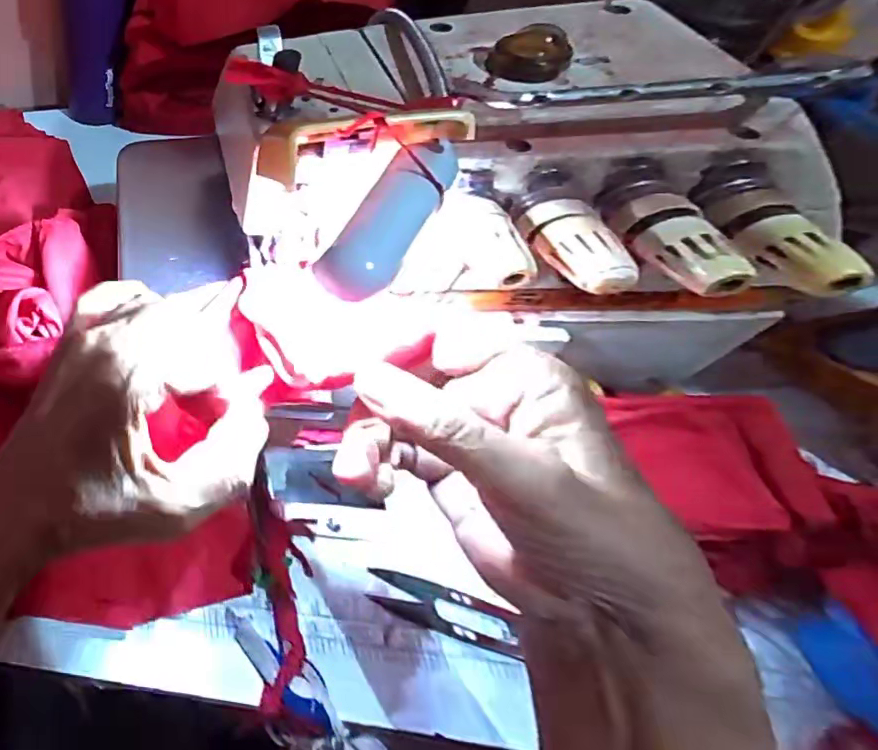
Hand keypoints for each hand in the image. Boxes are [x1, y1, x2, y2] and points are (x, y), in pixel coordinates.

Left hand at [0, 280, 272, 561]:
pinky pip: (112, 297)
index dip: (229, 394)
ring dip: (185, 330)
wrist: (21, 499)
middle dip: (212, 356)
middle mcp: (105, 337)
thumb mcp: (175, 505)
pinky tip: (156, 330)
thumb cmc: (94, 507)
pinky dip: (143, 304)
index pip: (206, 360)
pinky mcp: (69, 336)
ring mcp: (82, 331)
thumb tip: (251, 415)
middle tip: (216, 402)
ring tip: (195, 376)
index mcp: (128, 372)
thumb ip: (230, 462)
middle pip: (183, 318)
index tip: (225, 427)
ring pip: (152, 304)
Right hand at [332, 319, 720, 621]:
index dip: (390, 350)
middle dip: (368, 408)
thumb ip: (444, 425)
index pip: (438, 338)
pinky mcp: (433, 464)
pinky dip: (367, 461)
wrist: (610, 620)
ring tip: (356, 475)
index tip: (352, 373)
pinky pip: (383, 446)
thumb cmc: (598, 537)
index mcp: (519, 376)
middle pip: (398, 376)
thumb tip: (365, 376)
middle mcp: (482, 393)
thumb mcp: (524, 476)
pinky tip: (371, 484)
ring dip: (362, 441)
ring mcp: (454, 430)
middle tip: (348, 436)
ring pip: (383, 413)